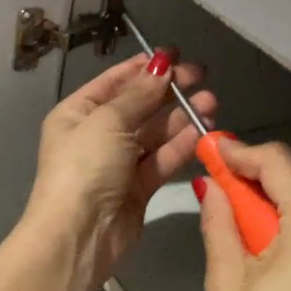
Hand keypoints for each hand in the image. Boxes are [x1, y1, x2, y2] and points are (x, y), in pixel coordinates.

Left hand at [24, 51, 215, 281]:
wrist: (79, 235)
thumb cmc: (84, 167)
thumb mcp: (107, 122)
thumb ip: (139, 94)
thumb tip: (162, 65)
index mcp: (77, 112)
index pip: (114, 81)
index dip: (144, 67)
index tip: (176, 55)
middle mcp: (96, 134)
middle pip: (138, 105)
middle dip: (169, 90)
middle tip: (202, 75)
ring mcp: (118, 162)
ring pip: (155, 132)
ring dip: (181, 116)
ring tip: (212, 101)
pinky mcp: (138, 187)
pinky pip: (162, 159)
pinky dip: (181, 145)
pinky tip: (204, 131)